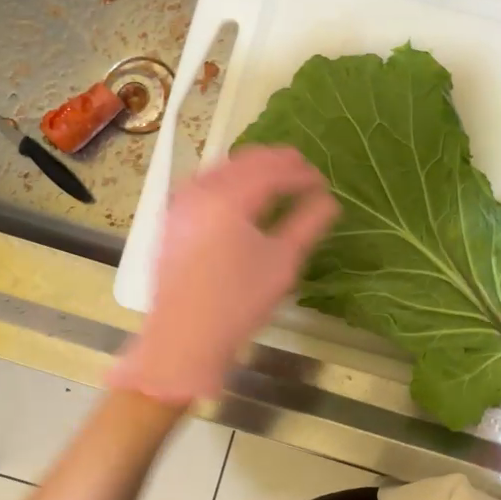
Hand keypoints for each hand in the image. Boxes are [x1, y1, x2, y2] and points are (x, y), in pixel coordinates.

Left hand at [110, 146, 338, 404]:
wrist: (183, 337)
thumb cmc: (239, 302)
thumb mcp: (283, 263)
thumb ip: (308, 224)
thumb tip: (329, 201)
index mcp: (230, 198)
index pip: (273, 171)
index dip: (302, 173)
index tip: (324, 181)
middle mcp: (201, 190)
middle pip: (245, 162)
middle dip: (277, 163)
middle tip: (304, 171)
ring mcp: (181, 203)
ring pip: (222, 170)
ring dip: (252, 170)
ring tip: (277, 181)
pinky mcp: (172, 220)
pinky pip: (205, 185)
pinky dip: (229, 182)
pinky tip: (242, 198)